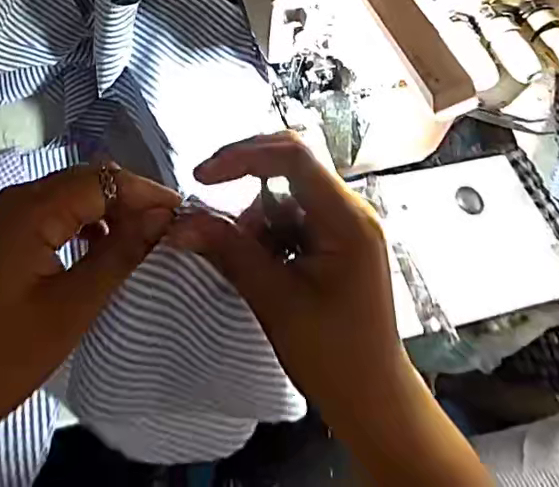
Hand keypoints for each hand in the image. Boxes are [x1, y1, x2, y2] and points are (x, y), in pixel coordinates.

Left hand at [0, 163, 179, 484]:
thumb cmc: (1, 356)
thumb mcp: (72, 307)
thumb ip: (120, 253)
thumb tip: (162, 216)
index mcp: (31, 209)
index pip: (104, 181)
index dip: (146, 193)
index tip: (184, 213)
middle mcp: (18, 199)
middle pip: (88, 180)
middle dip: (130, 198)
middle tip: (168, 225)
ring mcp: (6, 216)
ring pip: (72, 194)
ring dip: (109, 209)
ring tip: (142, 237)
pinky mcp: (3, 236)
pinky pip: (54, 213)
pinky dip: (85, 222)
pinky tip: (101, 248)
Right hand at [169, 133, 491, 485]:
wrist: (375, 401)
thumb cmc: (335, 358)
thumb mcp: (276, 302)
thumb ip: (231, 253)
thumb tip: (183, 222)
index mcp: (347, 218)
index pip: (293, 157)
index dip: (244, 155)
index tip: (203, 175)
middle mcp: (351, 210)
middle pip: (291, 163)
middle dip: (245, 174)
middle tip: (207, 194)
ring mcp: (346, 224)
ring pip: (288, 191)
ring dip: (256, 213)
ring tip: (243, 257)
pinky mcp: (337, 240)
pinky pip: (294, 216)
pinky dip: (268, 230)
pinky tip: (260, 263)